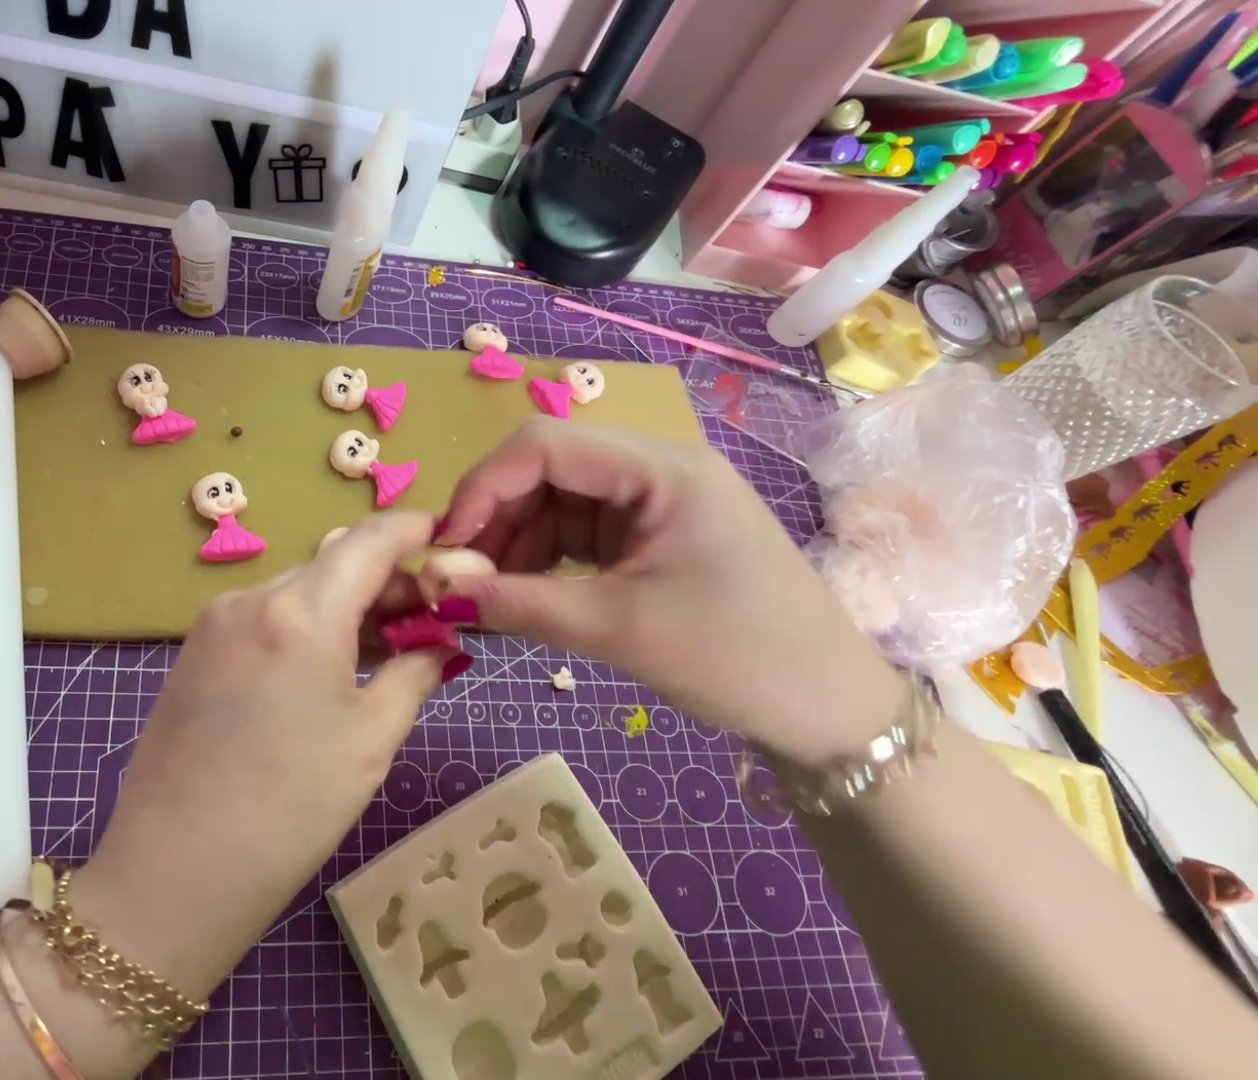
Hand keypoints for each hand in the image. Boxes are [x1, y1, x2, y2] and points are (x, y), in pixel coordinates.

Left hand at [71, 512, 454, 997]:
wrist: (176, 870)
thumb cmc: (290, 808)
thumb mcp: (371, 738)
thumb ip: (414, 671)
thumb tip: (441, 640)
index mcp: (299, 611)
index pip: (370, 539)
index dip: (416, 530)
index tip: (449, 539)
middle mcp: (249, 598)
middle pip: (332, 562)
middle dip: (385, 579)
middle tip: (429, 619)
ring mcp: (212, 622)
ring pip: (296, 590)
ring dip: (345, 605)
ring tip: (387, 646)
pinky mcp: (193, 652)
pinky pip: (263, 618)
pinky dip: (304, 626)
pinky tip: (327, 665)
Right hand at [435, 419, 901, 762]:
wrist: (827, 708)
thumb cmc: (735, 657)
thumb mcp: (617, 629)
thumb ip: (519, 604)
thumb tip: (436, 590)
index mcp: (661, 468)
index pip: (543, 445)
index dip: (482, 487)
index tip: (445, 547)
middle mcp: (655, 470)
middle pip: (545, 470)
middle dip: (493, 520)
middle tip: (457, 579)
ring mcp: (654, 504)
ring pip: (555, 504)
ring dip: (513, 546)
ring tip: (485, 598)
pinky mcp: (651, 537)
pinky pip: (577, 534)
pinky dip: (542, 562)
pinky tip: (519, 596)